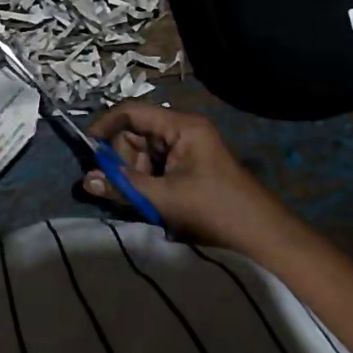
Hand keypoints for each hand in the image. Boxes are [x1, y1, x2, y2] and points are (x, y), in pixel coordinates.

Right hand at [82, 102, 280, 247]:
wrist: (266, 240)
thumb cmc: (219, 211)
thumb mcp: (166, 199)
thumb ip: (124, 186)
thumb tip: (86, 179)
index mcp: (182, 125)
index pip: (133, 111)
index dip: (106, 124)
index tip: (87, 147)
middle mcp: (183, 130)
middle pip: (135, 132)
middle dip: (123, 159)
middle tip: (122, 186)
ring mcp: (186, 149)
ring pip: (142, 152)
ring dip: (134, 174)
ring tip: (142, 200)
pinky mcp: (188, 168)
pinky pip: (154, 166)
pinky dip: (146, 182)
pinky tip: (151, 201)